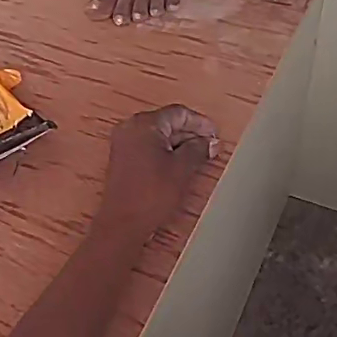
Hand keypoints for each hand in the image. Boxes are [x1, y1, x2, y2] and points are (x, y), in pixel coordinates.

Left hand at [94, 105, 219, 242]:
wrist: (124, 223)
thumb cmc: (151, 195)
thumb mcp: (182, 169)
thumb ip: (198, 149)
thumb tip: (209, 142)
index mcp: (143, 124)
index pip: (178, 113)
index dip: (200, 123)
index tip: (214, 134)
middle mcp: (129, 128)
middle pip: (166, 122)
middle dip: (190, 133)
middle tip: (210, 145)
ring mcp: (123, 143)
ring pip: (157, 135)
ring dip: (178, 143)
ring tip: (199, 156)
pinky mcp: (121, 159)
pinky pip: (147, 147)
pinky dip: (164, 152)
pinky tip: (179, 164)